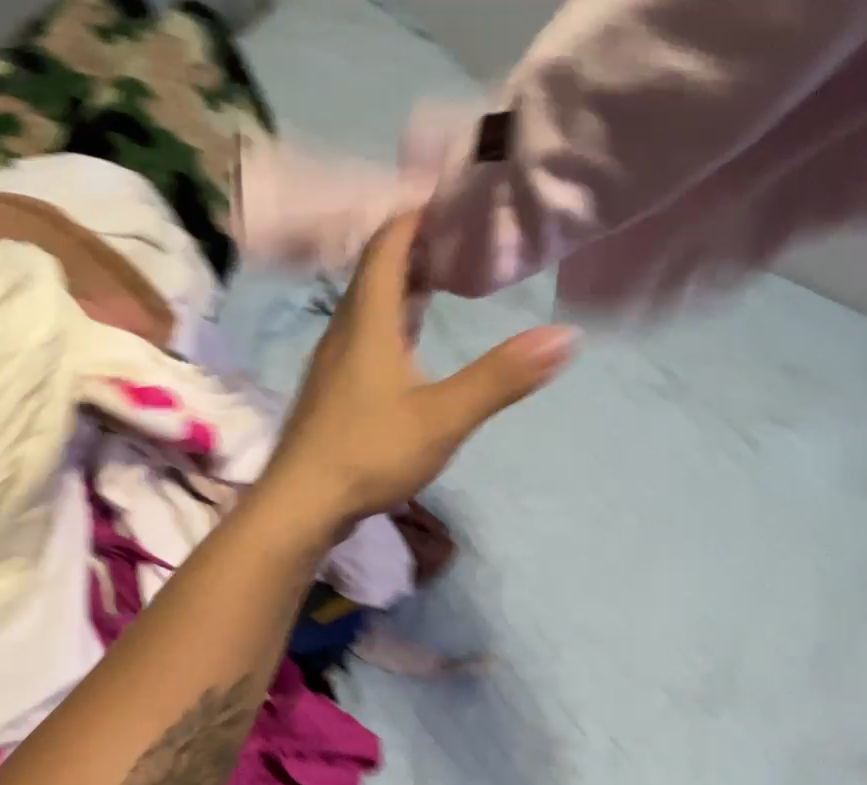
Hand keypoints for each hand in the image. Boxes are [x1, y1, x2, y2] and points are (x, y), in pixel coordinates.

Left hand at [262, 214, 577, 528]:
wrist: (300, 504)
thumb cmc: (367, 453)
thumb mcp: (443, 417)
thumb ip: (500, 377)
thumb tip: (565, 335)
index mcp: (367, 322)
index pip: (388, 246)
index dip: (417, 216)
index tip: (454, 198)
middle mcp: (343, 332)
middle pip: (376, 271)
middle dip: (417, 247)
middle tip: (464, 237)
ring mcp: (332, 363)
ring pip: (367, 307)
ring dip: (403, 286)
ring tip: (445, 279)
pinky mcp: (331, 392)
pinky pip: (363, 336)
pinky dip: (392, 321)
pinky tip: (411, 342)